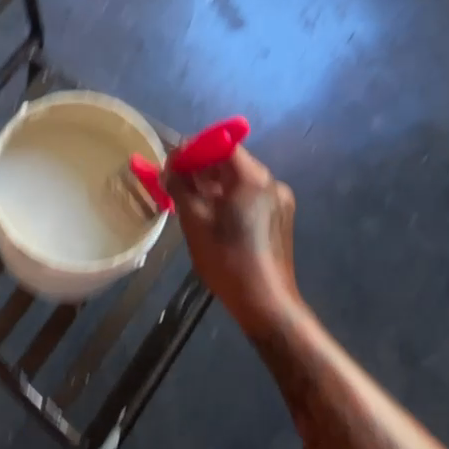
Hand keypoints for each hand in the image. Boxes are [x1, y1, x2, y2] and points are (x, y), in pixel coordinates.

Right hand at [165, 145, 299, 330]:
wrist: (264, 302)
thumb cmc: (226, 257)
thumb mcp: (194, 219)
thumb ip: (179, 186)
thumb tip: (169, 168)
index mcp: (253, 177)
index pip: (222, 146)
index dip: (195, 149)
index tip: (172, 163)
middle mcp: (272, 183)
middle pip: (231, 163)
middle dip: (202, 170)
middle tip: (175, 184)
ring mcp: (279, 202)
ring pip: (239, 183)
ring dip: (213, 187)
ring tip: (189, 203)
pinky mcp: (280, 220)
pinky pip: (249, 199)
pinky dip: (228, 201)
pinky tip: (212, 219)